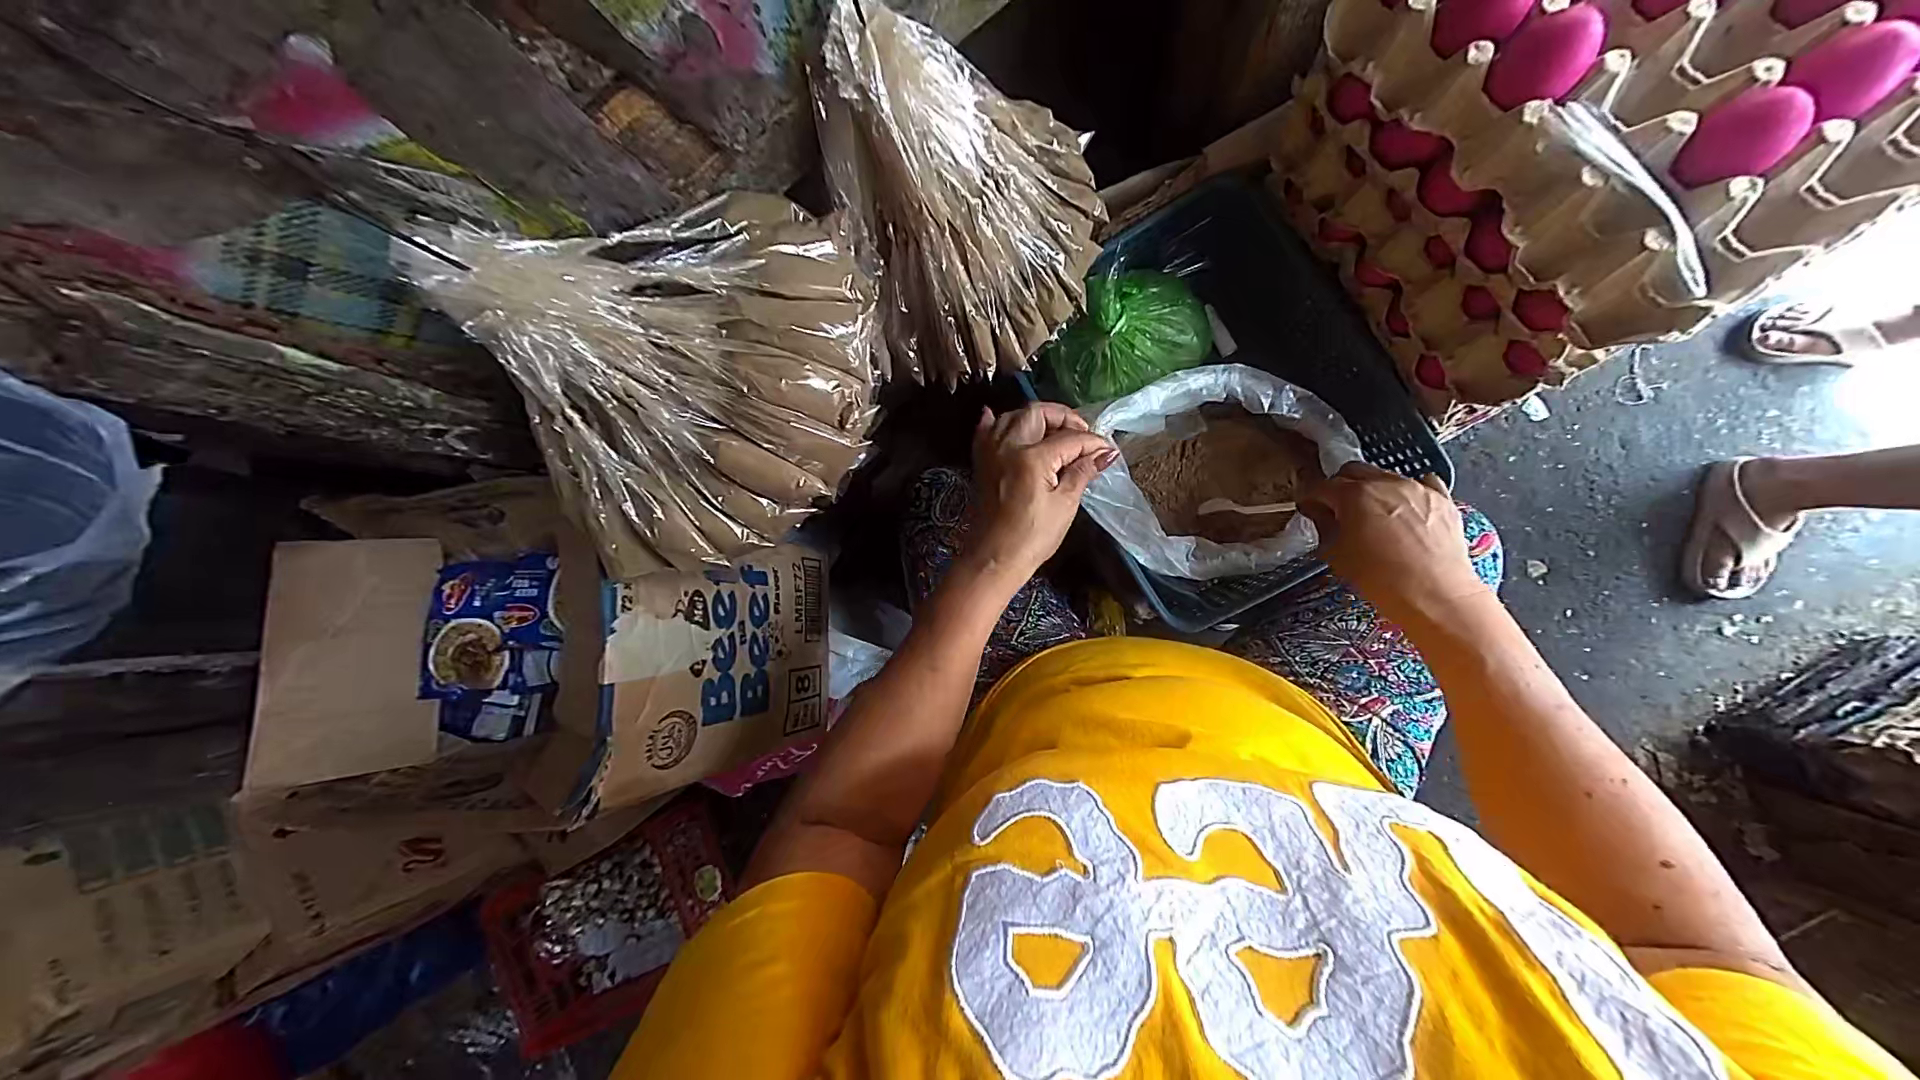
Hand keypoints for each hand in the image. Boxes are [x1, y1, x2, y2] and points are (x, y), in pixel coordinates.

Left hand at [967, 403, 1116, 579]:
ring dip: (1036, 417)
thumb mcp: (1065, 505)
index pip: (1069, 439)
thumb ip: (1082, 472)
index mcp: (1031, 458)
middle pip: (1038, 413)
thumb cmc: (1032, 537)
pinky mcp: (981, 463)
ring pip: (1012, 416)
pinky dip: (997, 421)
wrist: (994, 558)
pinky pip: (986, 430)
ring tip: (1055, 431)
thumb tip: (1104, 454)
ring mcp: (990, 452)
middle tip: (1082, 434)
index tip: (1107, 450)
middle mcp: (1008, 446)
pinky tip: (1002, 419)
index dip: (1092, 442)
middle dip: (1064, 418)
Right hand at [1298, 462, 1491, 629]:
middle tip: (1336, 507)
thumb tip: (1318, 511)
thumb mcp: (1335, 553)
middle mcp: (1385, 483)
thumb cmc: (1380, 577)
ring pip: (1385, 476)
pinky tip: (1405, 510)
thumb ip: (1323, 524)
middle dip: (1340, 485)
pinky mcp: (1442, 499)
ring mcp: (1417, 488)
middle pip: (1353, 471)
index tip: (1307, 505)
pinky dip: (1408, 493)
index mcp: (1353, 495)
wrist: (1434, 594)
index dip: (1309, 496)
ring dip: (1372, 489)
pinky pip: (1421, 484)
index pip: (1320, 485)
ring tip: (1372, 515)